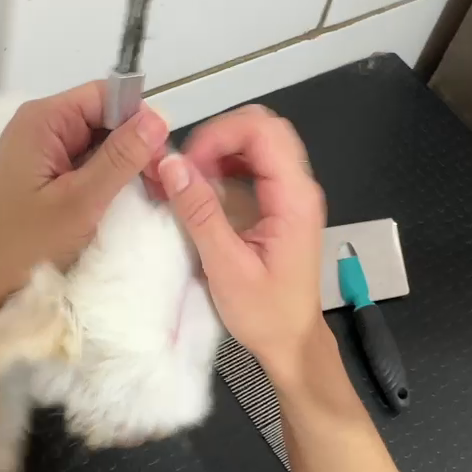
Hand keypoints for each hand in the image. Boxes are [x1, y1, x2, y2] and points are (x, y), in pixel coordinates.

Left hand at [0, 82, 169, 338]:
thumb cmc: (23, 247)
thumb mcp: (80, 201)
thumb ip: (120, 157)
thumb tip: (159, 117)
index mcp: (43, 120)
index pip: (106, 96)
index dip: (140, 119)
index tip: (164, 157)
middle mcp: (40, 130)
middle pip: (103, 120)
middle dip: (135, 148)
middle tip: (161, 187)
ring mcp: (40, 158)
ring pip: (98, 149)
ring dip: (124, 171)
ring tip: (147, 200)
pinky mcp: (43, 185)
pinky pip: (85, 173)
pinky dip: (107, 188)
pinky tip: (122, 210)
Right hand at [156, 105, 325, 376]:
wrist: (292, 342)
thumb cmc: (267, 314)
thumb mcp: (227, 267)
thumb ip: (200, 213)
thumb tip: (172, 166)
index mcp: (295, 199)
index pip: (262, 131)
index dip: (219, 135)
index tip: (187, 164)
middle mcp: (299, 189)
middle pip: (262, 130)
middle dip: (217, 139)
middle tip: (185, 169)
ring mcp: (290, 197)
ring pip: (256, 146)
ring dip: (218, 153)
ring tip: (187, 181)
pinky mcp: (278, 208)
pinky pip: (253, 170)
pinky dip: (224, 171)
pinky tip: (200, 194)